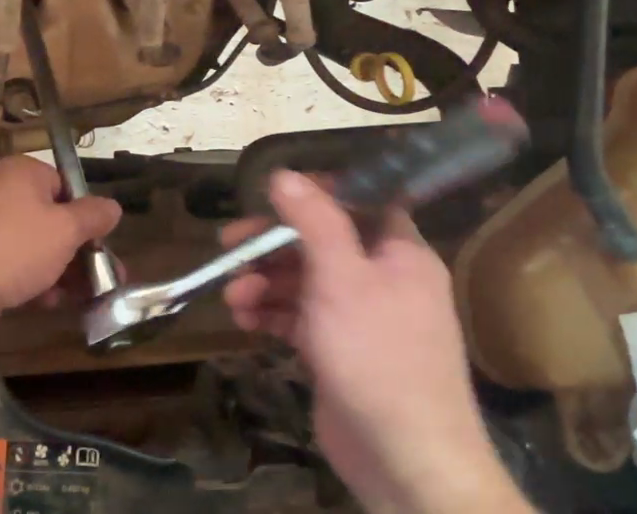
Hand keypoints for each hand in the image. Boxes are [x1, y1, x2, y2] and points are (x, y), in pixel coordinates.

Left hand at [0, 156, 121, 325]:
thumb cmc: (16, 248)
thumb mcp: (66, 230)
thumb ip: (94, 216)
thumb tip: (113, 206)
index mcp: (21, 171)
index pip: (66, 186)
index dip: (85, 216)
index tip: (100, 245)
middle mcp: (2, 189)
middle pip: (53, 218)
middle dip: (79, 251)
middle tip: (103, 279)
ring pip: (37, 243)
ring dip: (61, 269)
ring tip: (82, 297)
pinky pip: (16, 260)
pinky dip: (34, 277)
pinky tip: (47, 301)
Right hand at [221, 171, 527, 513]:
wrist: (407, 462)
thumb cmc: (379, 356)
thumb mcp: (341, 278)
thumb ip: (313, 222)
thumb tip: (283, 173)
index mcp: (400, 254)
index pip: (361, 204)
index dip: (319, 194)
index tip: (271, 194)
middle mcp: (383, 280)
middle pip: (320, 243)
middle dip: (272, 245)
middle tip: (228, 244)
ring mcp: (361, 320)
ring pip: (304, 282)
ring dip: (264, 282)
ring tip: (233, 296)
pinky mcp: (339, 353)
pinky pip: (299, 318)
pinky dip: (271, 314)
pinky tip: (243, 320)